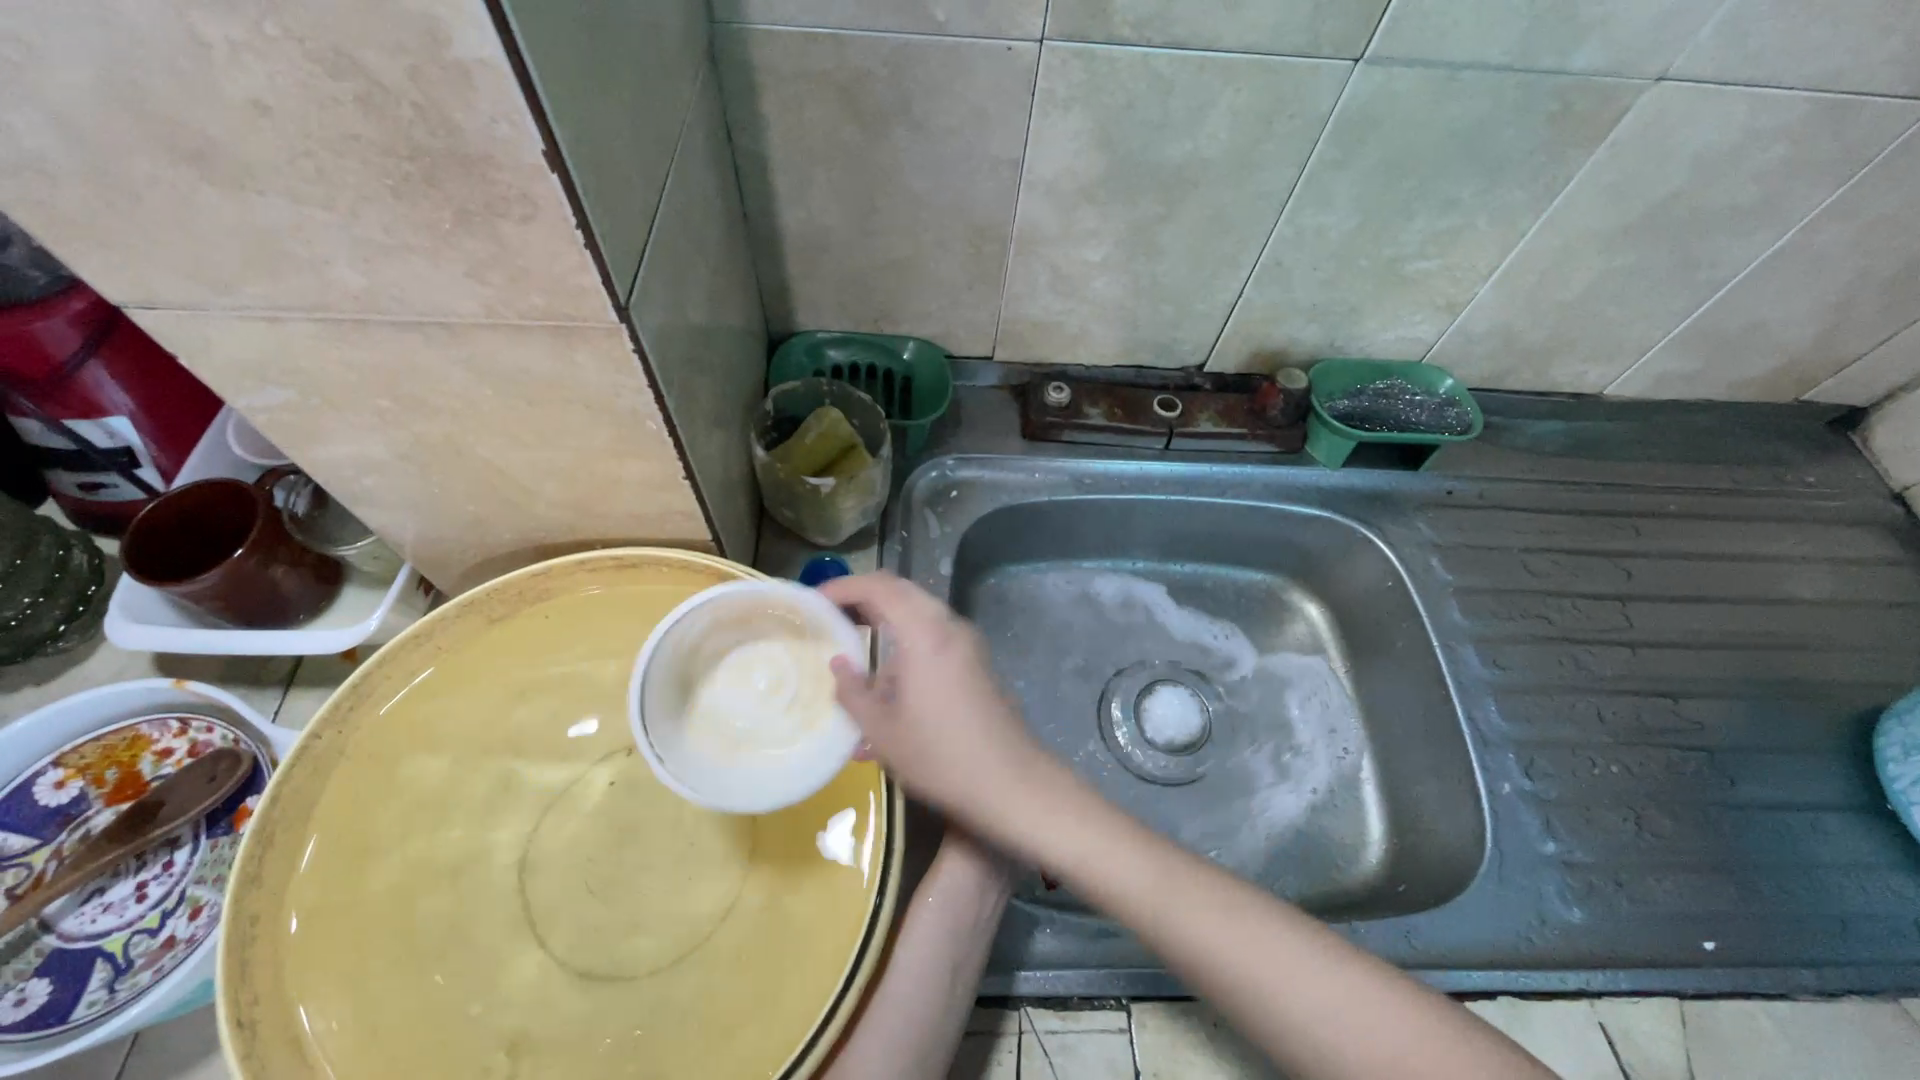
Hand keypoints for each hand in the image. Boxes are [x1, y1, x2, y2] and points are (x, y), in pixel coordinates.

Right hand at [817, 573, 1046, 831]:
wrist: (1010, 783)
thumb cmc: (940, 756)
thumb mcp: (882, 730)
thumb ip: (853, 692)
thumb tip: (838, 665)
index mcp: (925, 633)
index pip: (880, 587)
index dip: (844, 586)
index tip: (814, 600)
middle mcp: (950, 627)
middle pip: (901, 594)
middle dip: (863, 600)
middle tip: (830, 616)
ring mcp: (968, 645)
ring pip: (919, 617)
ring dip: (886, 627)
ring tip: (854, 658)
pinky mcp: (976, 664)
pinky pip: (934, 639)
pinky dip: (906, 648)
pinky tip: (887, 690)